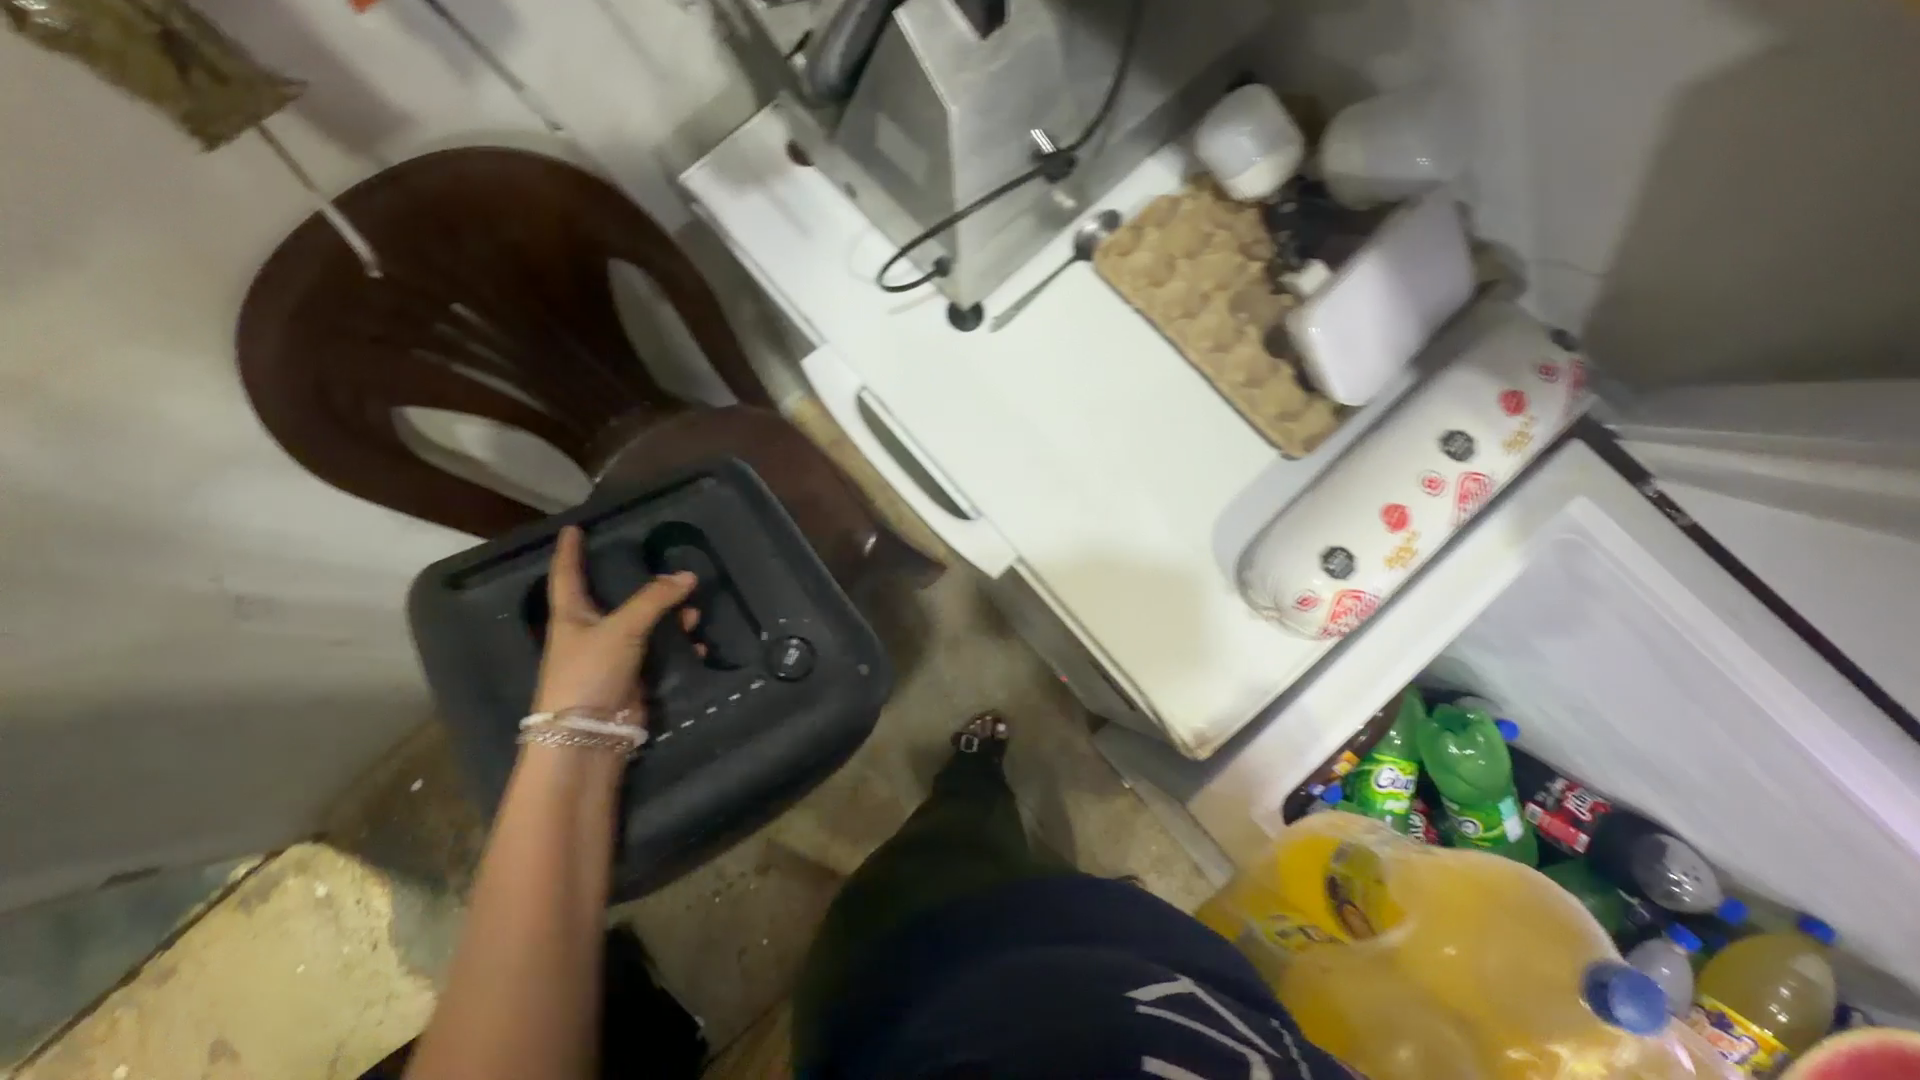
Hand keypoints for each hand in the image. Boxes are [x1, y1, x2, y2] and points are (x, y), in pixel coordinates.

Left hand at [532, 525, 698, 722]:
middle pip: (616, 600)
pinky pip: (660, 654)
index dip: (569, 551)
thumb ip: (655, 600)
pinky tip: (697, 645)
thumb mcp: (621, 628)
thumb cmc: (589, 672)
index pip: (566, 575)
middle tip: (664, 569)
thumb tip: (687, 576)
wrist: (590, 734)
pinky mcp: (633, 679)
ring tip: (693, 611)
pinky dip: (679, 648)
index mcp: (571, 615)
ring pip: (645, 627)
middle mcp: (590, 632)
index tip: (572, 529)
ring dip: (669, 618)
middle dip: (642, 586)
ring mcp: (612, 657)